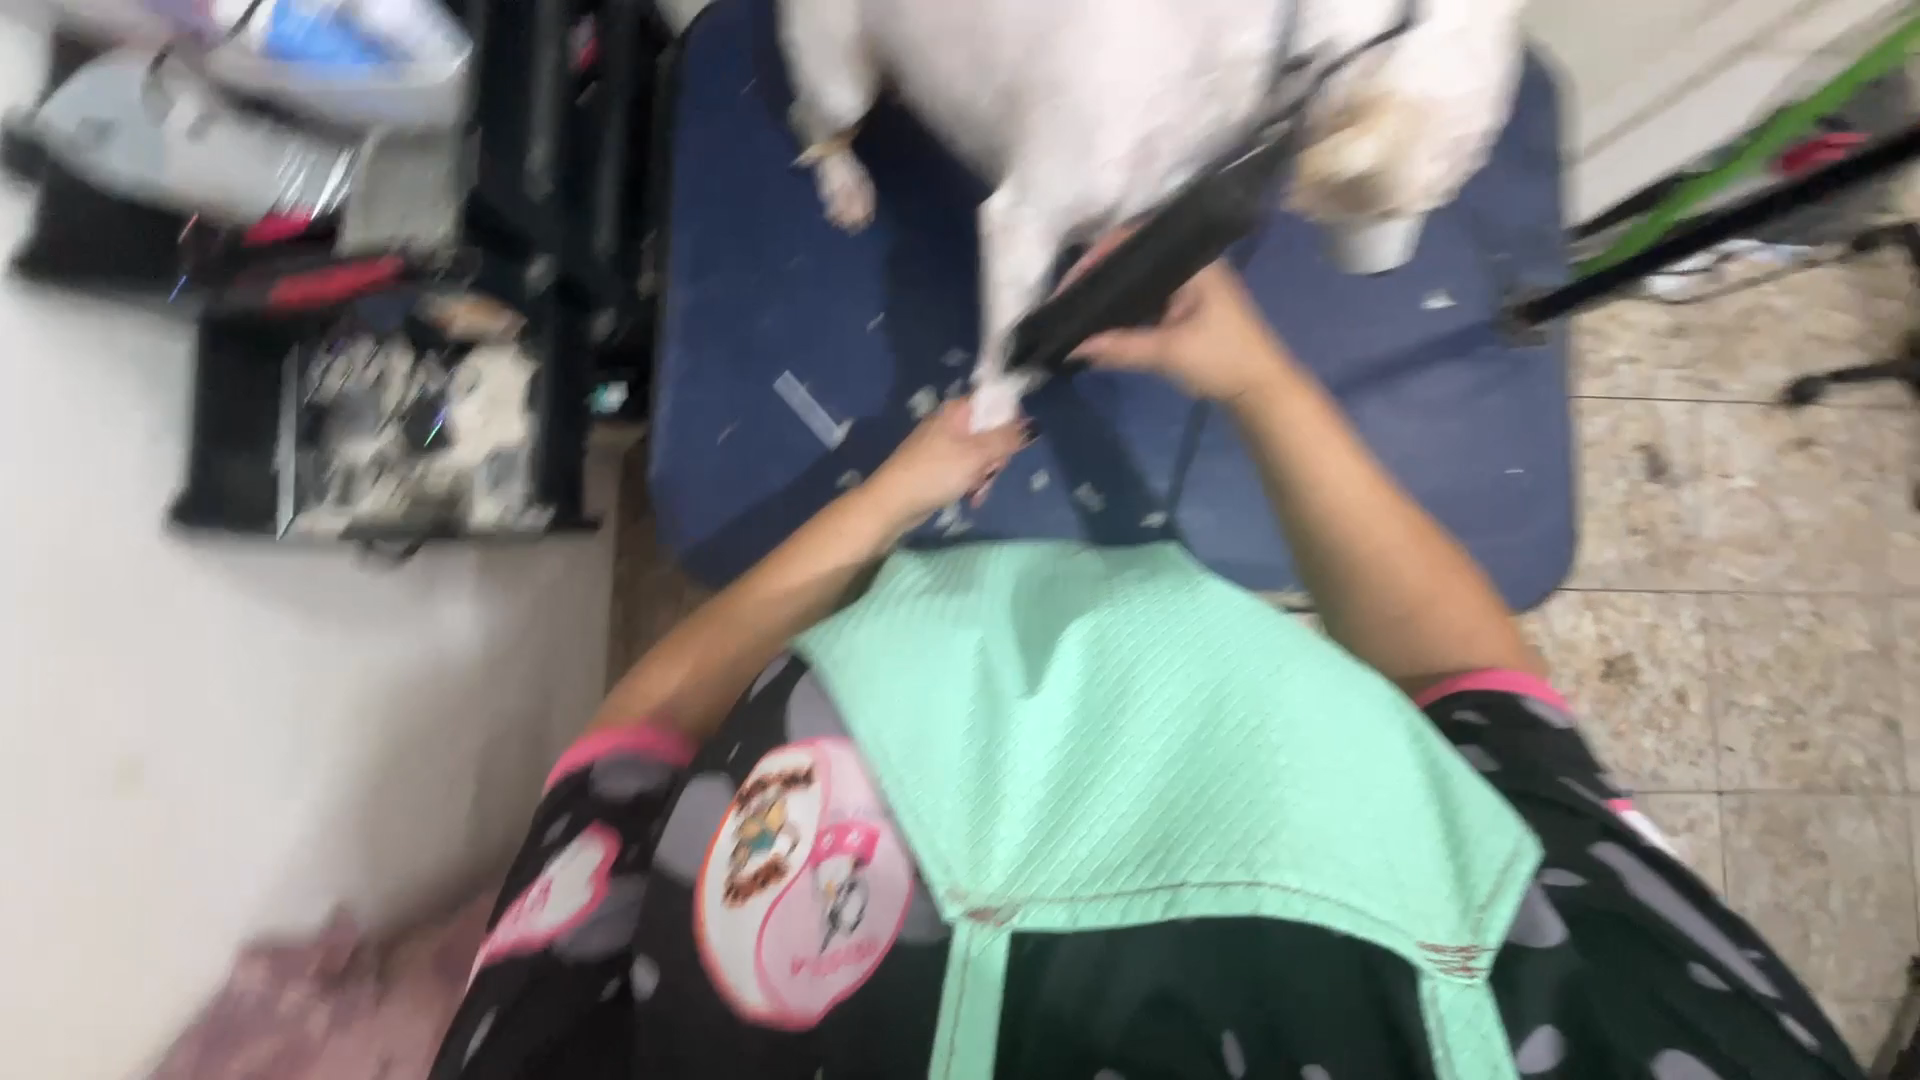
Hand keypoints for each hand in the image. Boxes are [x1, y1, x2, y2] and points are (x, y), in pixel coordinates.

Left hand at [858, 400, 1026, 533]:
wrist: (893, 503)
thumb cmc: (935, 473)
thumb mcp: (977, 455)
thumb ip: (1007, 439)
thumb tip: (1033, 425)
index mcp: (958, 411)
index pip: (995, 403)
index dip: (1010, 422)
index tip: (1011, 444)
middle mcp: (951, 422)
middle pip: (991, 432)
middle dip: (996, 456)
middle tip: (990, 471)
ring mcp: (944, 445)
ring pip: (981, 454)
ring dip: (985, 475)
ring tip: (976, 491)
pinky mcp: (939, 466)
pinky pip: (967, 469)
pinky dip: (971, 483)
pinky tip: (970, 498)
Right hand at [1070, 257, 1295, 403]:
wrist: (1260, 390)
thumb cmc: (1222, 360)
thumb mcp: (1168, 352)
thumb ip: (1120, 347)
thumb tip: (1074, 347)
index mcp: (1191, 263)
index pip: (1134, 242)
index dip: (1097, 256)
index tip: (1070, 282)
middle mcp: (1189, 268)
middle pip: (1133, 260)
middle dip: (1098, 276)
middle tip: (1066, 296)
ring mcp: (1188, 289)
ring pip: (1138, 283)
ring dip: (1110, 294)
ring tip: (1076, 308)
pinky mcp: (1185, 310)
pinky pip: (1146, 302)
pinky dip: (1123, 311)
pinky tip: (1101, 324)